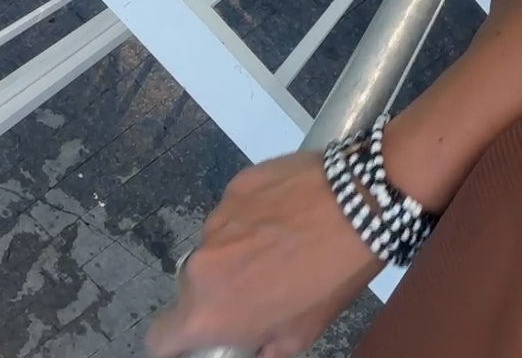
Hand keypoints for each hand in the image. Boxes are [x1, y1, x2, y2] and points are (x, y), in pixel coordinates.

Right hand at [146, 151, 381, 357]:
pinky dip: (255, 209)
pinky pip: (237, 204)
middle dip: (221, 283)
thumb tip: (252, 343)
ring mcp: (218, 216)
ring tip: (284, 233)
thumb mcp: (300, 333)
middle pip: (193, 283)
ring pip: (217, 239)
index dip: (180, 335)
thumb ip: (262, 346)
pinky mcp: (239, 181)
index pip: (160, 336)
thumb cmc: (333, 275)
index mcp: (207, 312)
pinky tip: (289, 205)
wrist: (361, 200)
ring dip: (239, 242)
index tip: (207, 325)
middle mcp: (200, 263)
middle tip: (263, 275)